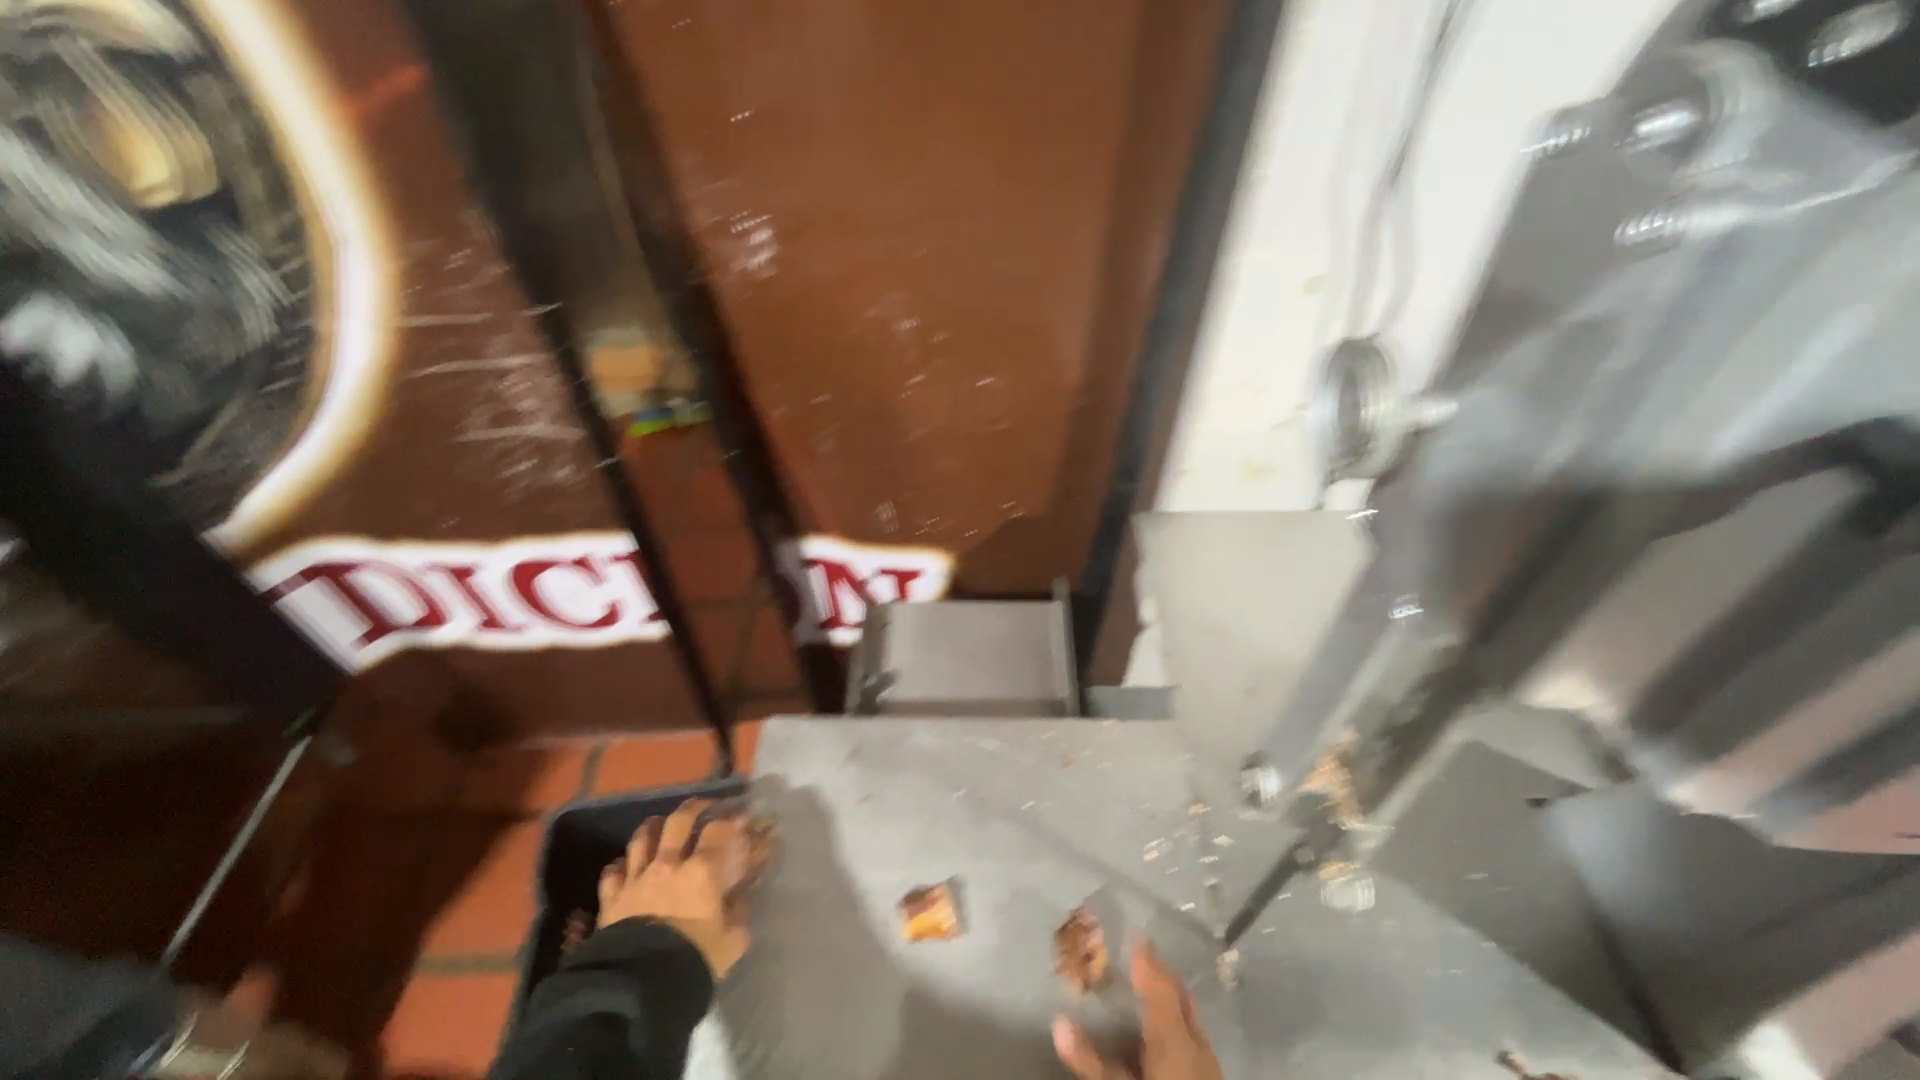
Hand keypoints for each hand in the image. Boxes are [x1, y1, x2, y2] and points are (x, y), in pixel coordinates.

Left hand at [596, 799, 766, 977]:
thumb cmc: (694, 959)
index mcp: (702, 870)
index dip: (733, 818)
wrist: (639, 986)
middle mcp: (669, 864)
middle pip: (679, 821)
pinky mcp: (612, 898)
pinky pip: (613, 871)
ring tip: (661, 824)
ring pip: (642, 838)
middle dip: (694, 807)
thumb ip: (740, 912)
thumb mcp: (733, 940)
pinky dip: (621, 864)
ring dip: (654, 826)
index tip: (744, 814)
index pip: (719, 829)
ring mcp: (636, 878)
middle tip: (704, 805)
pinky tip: (626, 865)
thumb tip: (742, 896)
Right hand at [1052, 940, 1222, 1079]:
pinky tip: (1158, 1037)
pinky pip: (1191, 1039)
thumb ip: (1090, 1060)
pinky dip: (1174, 1025)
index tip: (1135, 934)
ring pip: (1189, 1019)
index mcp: (1175, 1038)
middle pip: (1181, 998)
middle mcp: (1197, 1044)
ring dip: (1169, 1000)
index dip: (1147, 959)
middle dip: (1161, 975)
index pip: (1161, 985)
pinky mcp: (1207, 1078)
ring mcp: (1208, 1064)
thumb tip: (1058, 1021)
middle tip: (1137, 957)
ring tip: (1146, 989)